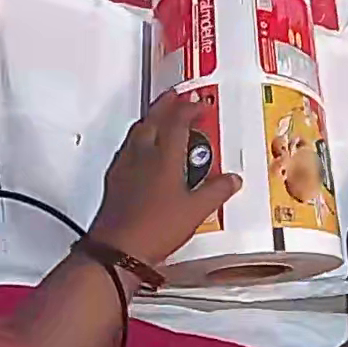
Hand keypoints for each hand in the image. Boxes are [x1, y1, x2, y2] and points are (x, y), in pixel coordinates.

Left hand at [89, 92, 242, 263]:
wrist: (119, 250)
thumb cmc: (155, 229)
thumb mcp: (196, 211)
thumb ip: (216, 191)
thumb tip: (232, 180)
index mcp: (164, 158)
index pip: (177, 122)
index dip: (189, 109)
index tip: (199, 104)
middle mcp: (142, 156)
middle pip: (153, 119)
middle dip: (166, 105)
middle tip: (176, 96)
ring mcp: (125, 166)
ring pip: (138, 131)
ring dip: (151, 119)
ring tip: (160, 117)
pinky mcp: (115, 180)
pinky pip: (128, 148)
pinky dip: (139, 139)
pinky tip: (141, 149)